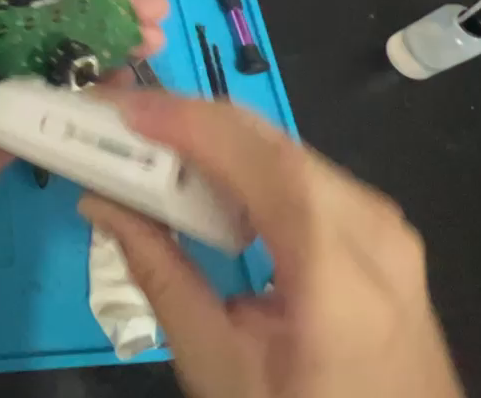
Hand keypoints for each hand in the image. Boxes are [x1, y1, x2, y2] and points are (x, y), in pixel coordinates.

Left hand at [0, 0, 168, 265]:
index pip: (22, 3)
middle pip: (56, 29)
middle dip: (107, 15)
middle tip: (156, 13)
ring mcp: (10, 98)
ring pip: (68, 64)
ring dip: (113, 49)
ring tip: (157, 42)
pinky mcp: (23, 136)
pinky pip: (65, 111)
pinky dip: (99, 98)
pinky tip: (132, 91)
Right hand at [79, 92, 462, 397]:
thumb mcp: (221, 368)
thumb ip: (160, 274)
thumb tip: (101, 202)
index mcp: (340, 272)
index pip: (262, 163)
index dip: (188, 123)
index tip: (120, 111)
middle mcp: (370, 228)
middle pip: (269, 142)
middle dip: (186, 117)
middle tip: (117, 120)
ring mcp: (380, 223)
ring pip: (281, 146)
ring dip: (209, 134)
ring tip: (145, 141)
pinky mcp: (374, 226)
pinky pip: (296, 168)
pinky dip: (238, 156)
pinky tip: (198, 170)